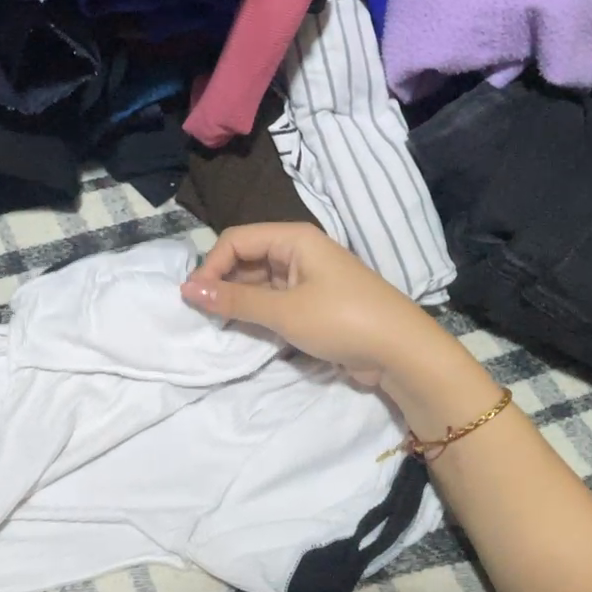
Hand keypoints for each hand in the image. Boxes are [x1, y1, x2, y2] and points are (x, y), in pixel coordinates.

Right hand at [180, 223, 426, 383]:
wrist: (402, 352)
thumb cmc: (343, 320)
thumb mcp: (284, 311)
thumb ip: (235, 301)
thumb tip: (189, 290)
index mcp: (293, 238)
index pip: (236, 240)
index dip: (211, 266)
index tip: (194, 299)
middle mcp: (298, 251)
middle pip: (246, 258)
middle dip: (222, 283)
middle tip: (202, 314)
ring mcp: (307, 278)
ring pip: (258, 281)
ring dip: (238, 300)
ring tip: (218, 324)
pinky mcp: (313, 303)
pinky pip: (274, 300)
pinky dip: (256, 312)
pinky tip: (244, 330)